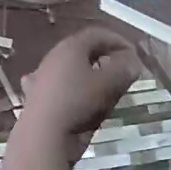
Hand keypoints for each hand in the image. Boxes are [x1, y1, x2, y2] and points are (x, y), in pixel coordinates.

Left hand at [17, 26, 140, 139]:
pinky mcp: (36, 96)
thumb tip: (133, 63)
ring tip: (101, 86)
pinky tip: (72, 95)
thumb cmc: (78, 103)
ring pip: (69, 68)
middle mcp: (53, 57)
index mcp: (70, 47)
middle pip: (82, 50)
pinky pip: (57, 86)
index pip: (97, 34)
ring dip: (86, 73)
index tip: (134, 55)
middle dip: (104, 57)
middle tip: (120, 70)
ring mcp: (41, 77)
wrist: (44, 135)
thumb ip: (123, 70)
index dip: (118, 41)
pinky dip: (69, 88)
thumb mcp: (108, 84)